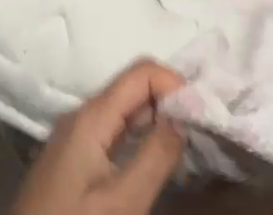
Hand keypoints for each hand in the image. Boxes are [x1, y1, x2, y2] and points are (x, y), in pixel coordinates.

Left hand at [11, 59, 186, 214]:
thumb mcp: (122, 202)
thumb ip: (157, 155)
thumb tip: (183, 117)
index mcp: (91, 116)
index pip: (142, 71)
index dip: (175, 85)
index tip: (201, 115)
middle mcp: (80, 115)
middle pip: (133, 87)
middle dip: (169, 101)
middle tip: (198, 131)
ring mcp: (73, 136)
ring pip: (123, 109)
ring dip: (155, 120)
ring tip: (182, 145)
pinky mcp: (72, 157)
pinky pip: (112, 130)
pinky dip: (138, 136)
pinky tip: (152, 159)